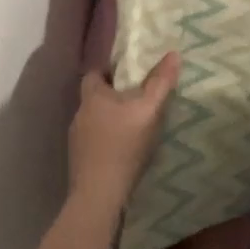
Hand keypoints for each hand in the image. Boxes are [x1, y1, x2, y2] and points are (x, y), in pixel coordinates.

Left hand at [67, 52, 180, 203]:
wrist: (99, 195)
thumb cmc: (124, 144)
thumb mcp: (149, 109)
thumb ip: (161, 81)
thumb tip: (173, 53)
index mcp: (92, 97)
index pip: (94, 74)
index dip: (109, 71)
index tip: (129, 74)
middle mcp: (79, 115)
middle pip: (95, 97)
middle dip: (114, 96)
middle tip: (138, 98)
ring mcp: (76, 141)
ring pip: (94, 121)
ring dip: (111, 120)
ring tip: (133, 125)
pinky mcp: (78, 162)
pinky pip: (94, 142)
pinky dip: (107, 141)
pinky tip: (123, 150)